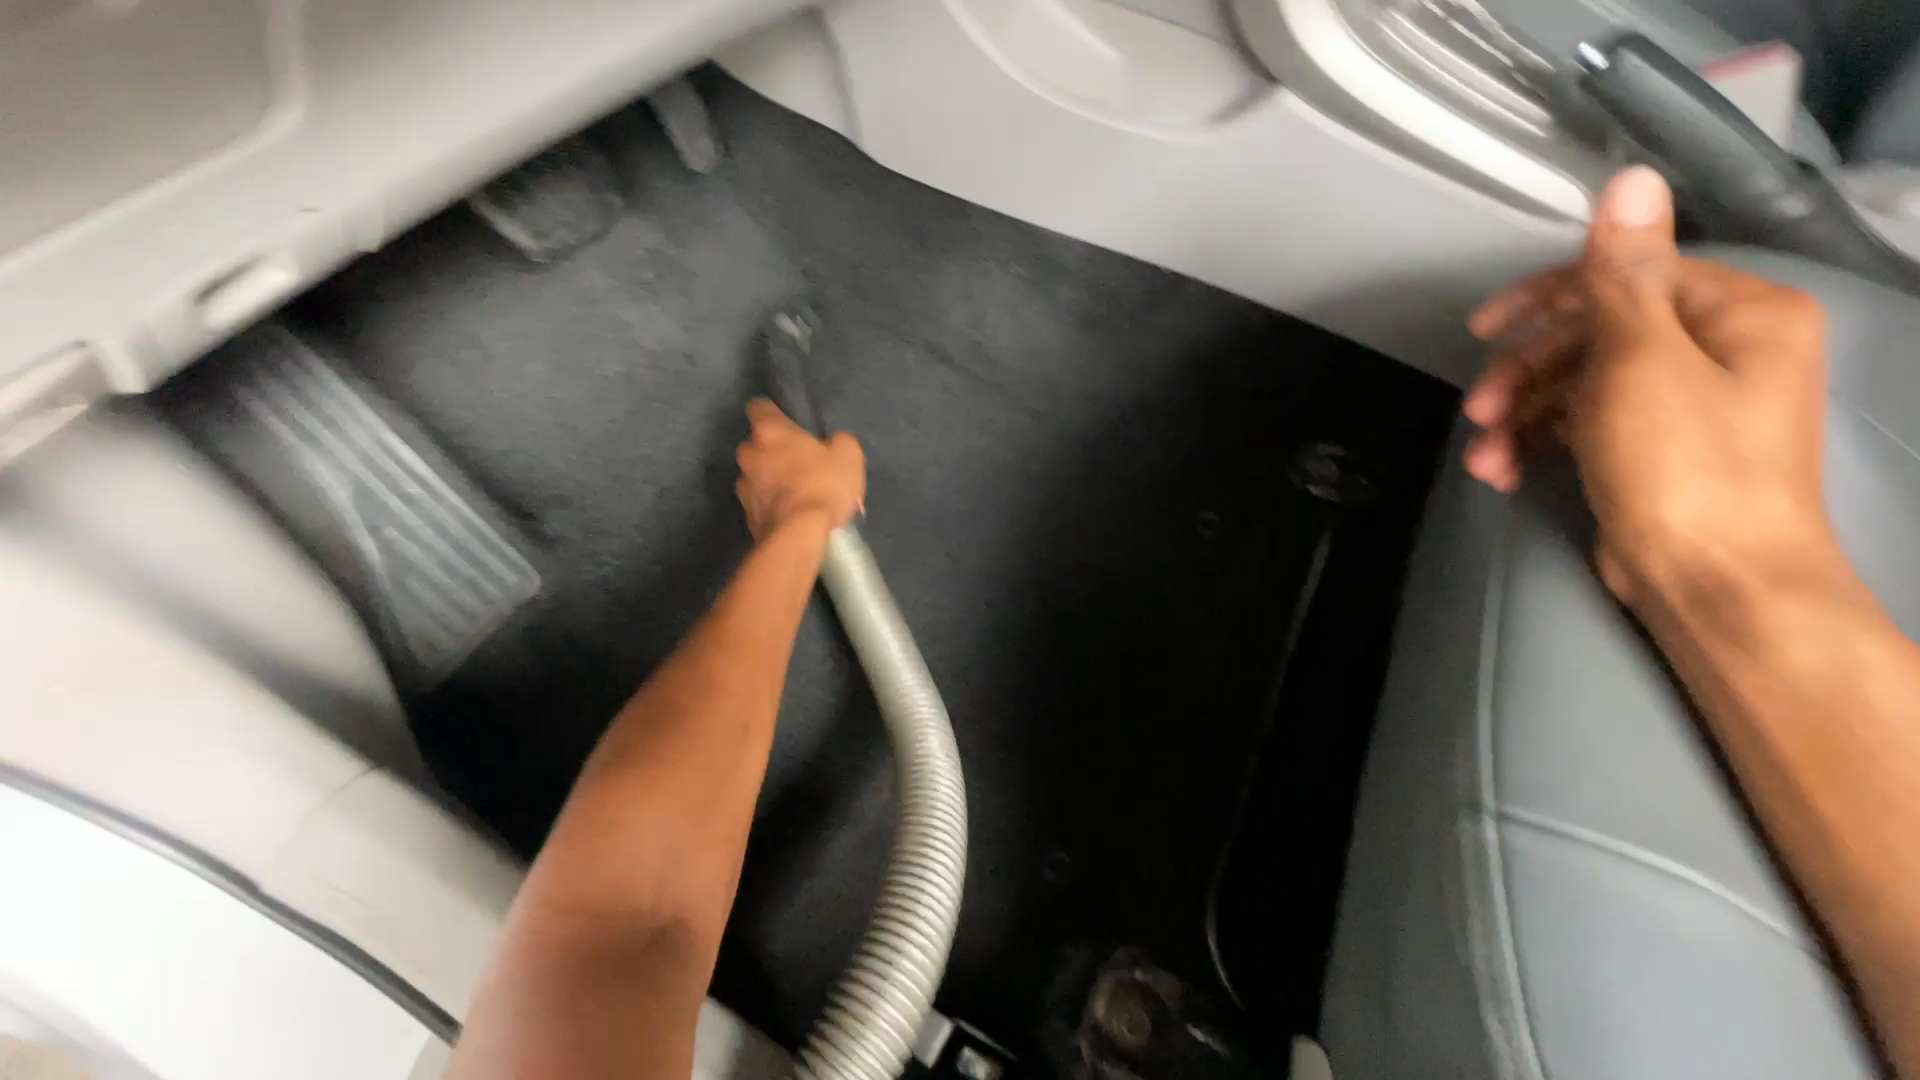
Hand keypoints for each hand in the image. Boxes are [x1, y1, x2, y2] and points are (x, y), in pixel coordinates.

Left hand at [735, 399, 864, 541]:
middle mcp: (748, 453)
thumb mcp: (848, 455)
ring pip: (756, 474)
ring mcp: (742, 486)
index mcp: (769, 431)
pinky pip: (759, 501)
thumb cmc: (822, 485)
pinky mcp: (745, 514)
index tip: (790, 424)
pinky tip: (791, 512)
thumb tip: (832, 442)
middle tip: (799, 462)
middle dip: (774, 450)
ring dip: (770, 479)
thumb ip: (838, 440)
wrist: (798, 535)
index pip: (759, 407)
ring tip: (796, 492)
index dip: (774, 413)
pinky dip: (771, 503)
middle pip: (757, 444)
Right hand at [1462, 166, 1840, 609]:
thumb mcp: (1642, 360)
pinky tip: (1503, 469)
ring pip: (1577, 384)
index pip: (1627, 275)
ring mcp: (1681, 402)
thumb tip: (1630, 179)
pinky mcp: (1649, 448)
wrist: (1713, 579)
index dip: (1547, 297)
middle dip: (1523, 373)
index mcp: (1735, 313)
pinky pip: (1581, 424)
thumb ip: (1624, 273)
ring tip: (1485, 455)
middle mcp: (1716, 349)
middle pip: (1592, 334)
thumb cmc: (1683, 465)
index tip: (1483, 329)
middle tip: (1479, 409)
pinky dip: (1537, 443)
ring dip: (1520, 416)